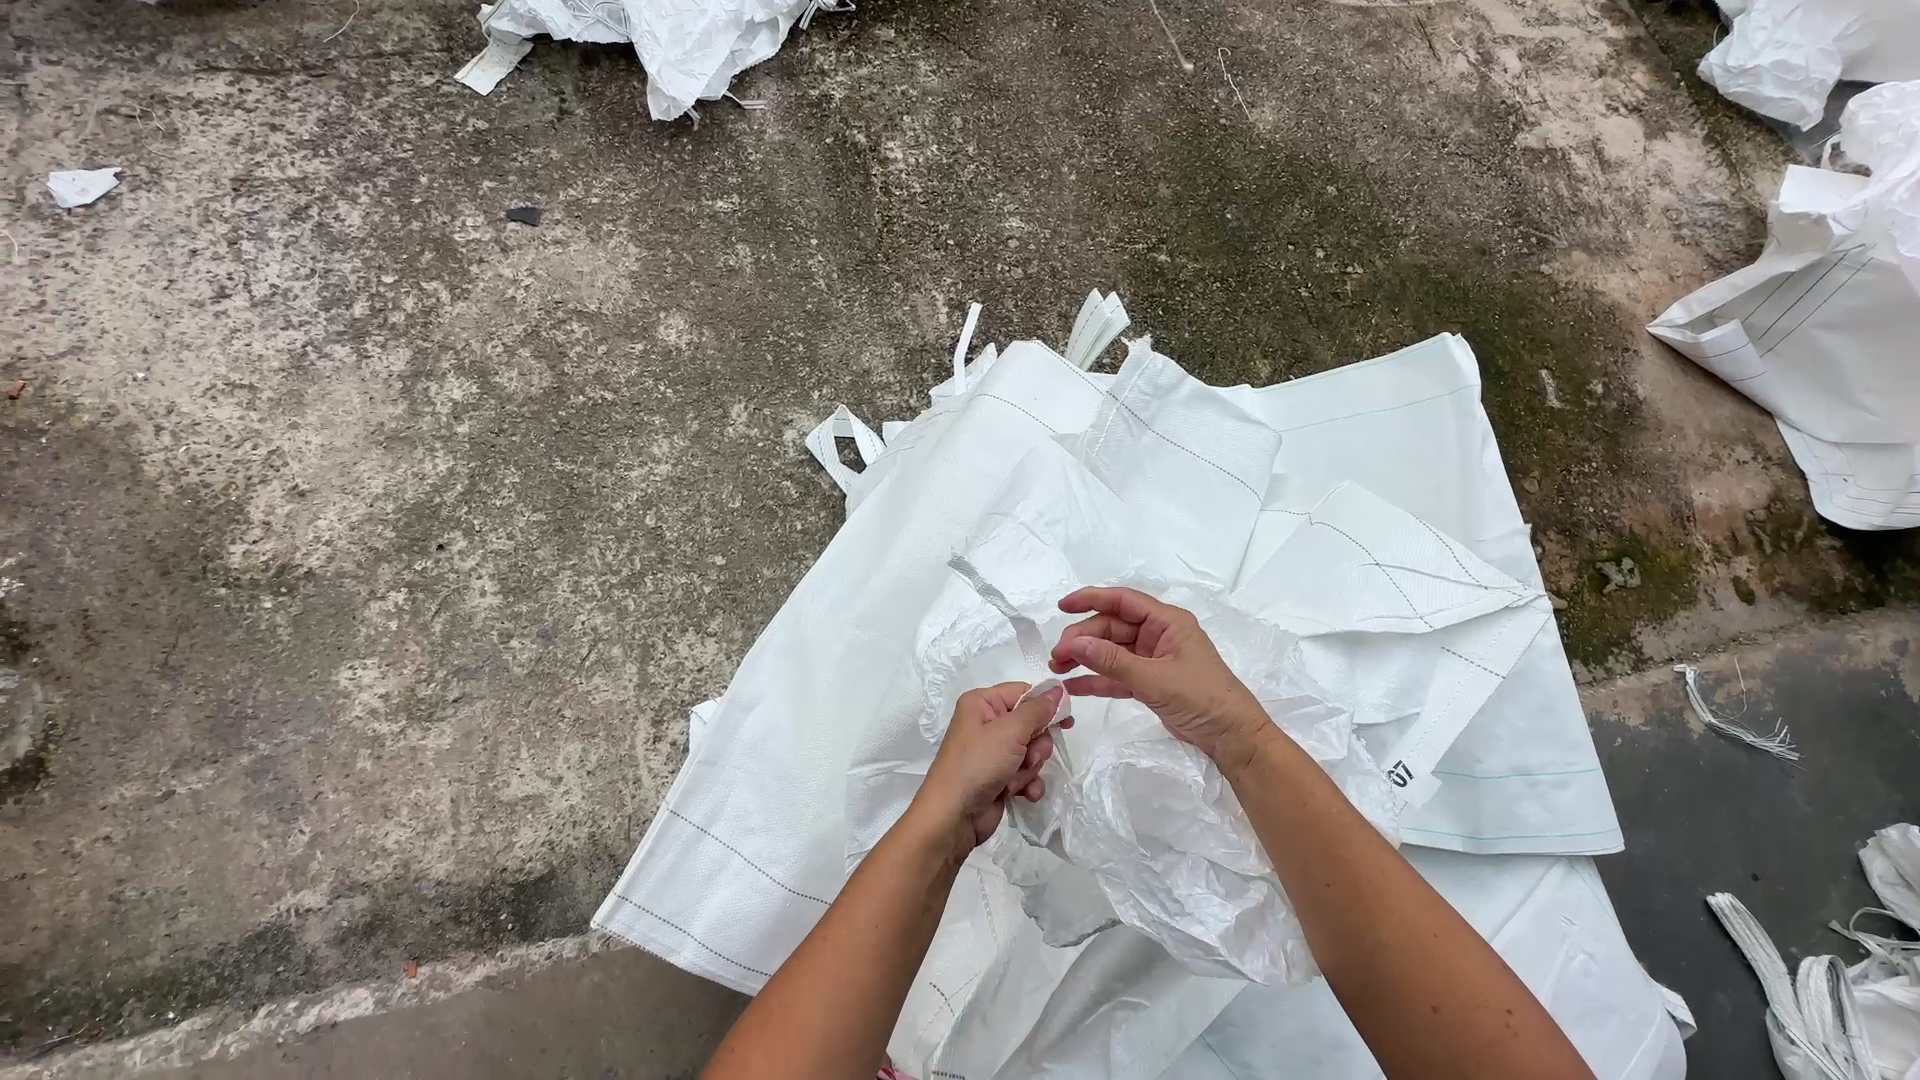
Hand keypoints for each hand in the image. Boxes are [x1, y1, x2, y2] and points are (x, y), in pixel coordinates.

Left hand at [913, 682, 1066, 851]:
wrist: (954, 816)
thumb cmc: (978, 764)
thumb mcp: (1010, 731)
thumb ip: (1037, 710)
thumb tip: (1057, 690)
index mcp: (982, 703)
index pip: (1023, 692)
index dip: (1045, 706)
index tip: (1067, 720)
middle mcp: (986, 724)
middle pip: (1031, 724)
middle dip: (1035, 745)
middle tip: (1027, 757)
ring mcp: (993, 752)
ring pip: (1031, 751)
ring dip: (1030, 767)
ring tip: (1015, 779)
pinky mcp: (999, 777)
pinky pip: (1026, 773)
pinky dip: (1028, 783)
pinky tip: (1023, 794)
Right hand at [1049, 586, 1270, 767]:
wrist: (1231, 736)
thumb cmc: (1202, 697)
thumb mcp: (1154, 678)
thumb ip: (1112, 661)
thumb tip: (1074, 644)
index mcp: (1167, 622)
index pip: (1123, 601)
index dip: (1090, 599)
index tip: (1062, 607)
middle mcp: (1159, 635)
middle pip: (1112, 627)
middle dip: (1083, 639)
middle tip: (1058, 656)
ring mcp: (1153, 659)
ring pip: (1110, 651)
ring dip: (1085, 658)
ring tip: (1058, 669)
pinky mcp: (1149, 682)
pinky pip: (1116, 675)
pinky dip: (1096, 680)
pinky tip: (1073, 686)